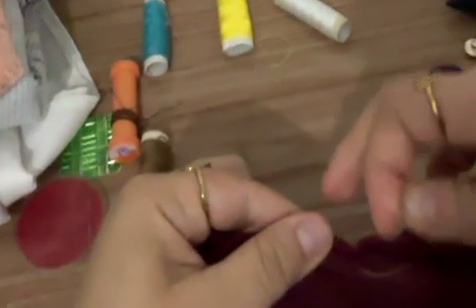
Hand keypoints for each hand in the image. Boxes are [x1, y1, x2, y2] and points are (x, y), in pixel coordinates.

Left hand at [78, 155, 334, 307]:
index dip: (283, 216)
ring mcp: (149, 227)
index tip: (325, 249)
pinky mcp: (151, 257)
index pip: (239, 187)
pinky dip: (229, 262)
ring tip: (277, 281)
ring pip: (220, 220)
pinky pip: (203, 242)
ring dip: (250, 247)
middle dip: (264, 229)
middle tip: (298, 270)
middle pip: (229, 195)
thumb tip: (323, 225)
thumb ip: (267, 264)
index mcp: (157, 195)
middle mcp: (152, 198)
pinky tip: (247, 287)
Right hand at [322, 65, 475, 285]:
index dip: (376, 160)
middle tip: (338, 196)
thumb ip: (463, 213)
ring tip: (387, 211)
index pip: (403, 109)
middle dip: (370, 148)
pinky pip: (470, 146)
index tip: (385, 226)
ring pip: (438, 127)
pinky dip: (443, 174)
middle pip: (410, 106)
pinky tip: (443, 210)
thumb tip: (401, 210)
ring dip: (403, 162)